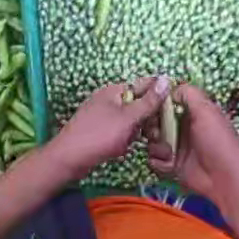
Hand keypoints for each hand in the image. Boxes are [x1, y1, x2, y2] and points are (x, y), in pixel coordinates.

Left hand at [44, 76, 168, 181]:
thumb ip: (149, 101)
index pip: (145, 85)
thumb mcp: (128, 118)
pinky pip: (119, 132)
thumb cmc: (98, 136)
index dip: (160, 97)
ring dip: (134, 133)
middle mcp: (109, 100)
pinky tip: (118, 149)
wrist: (68, 159)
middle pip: (139, 104)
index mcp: (115, 90)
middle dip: (147, 120)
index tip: (170, 113)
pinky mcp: (99, 131)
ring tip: (128, 143)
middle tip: (151, 135)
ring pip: (130, 121)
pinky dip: (122, 141)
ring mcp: (103, 116)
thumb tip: (166, 79)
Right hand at [146, 83, 238, 205]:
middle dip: (151, 128)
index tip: (149, 108)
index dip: (155, 105)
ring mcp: (175, 147)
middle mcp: (181, 128)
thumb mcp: (206, 110)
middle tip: (156, 133)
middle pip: (154, 123)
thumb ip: (188, 94)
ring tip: (168, 153)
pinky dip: (159, 162)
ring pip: (151, 142)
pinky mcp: (171, 165)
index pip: (165, 104)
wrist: (223, 176)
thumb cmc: (216, 140)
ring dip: (156, 147)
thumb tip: (168, 86)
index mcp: (190, 112)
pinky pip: (154, 160)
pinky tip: (170, 164)